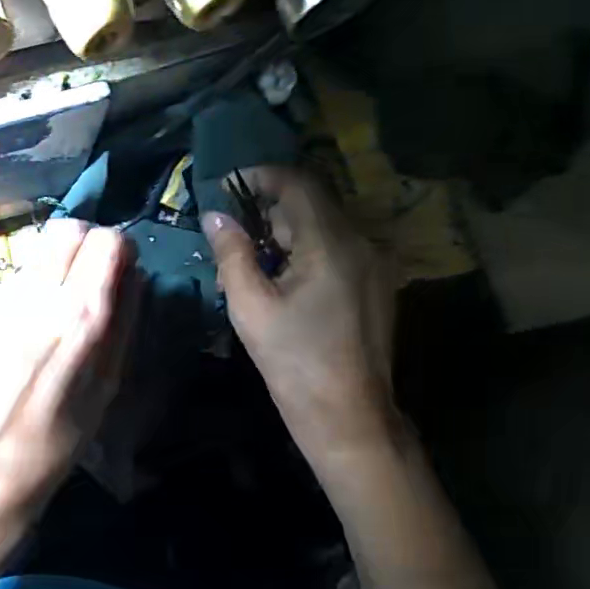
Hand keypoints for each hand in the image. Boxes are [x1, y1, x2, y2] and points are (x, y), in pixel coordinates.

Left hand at [0, 221, 136, 536]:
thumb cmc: (51, 447)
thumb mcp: (105, 391)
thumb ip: (121, 326)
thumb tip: (131, 279)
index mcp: (77, 318)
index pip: (106, 240)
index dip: (118, 251)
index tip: (119, 273)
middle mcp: (32, 298)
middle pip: (64, 230)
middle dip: (84, 245)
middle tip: (89, 280)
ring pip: (32, 256)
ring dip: (51, 270)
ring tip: (52, 315)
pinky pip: (6, 287)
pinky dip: (23, 296)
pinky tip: (19, 337)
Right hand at [202, 166, 398, 455]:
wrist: (346, 411)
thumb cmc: (291, 358)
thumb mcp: (249, 304)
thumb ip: (232, 253)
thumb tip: (215, 215)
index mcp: (332, 244)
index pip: (298, 185)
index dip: (259, 177)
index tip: (224, 187)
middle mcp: (362, 243)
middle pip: (309, 205)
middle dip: (264, 214)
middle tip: (227, 242)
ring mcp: (374, 263)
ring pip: (321, 228)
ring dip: (281, 236)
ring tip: (247, 270)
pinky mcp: (374, 283)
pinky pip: (334, 250)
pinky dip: (301, 253)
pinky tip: (279, 284)